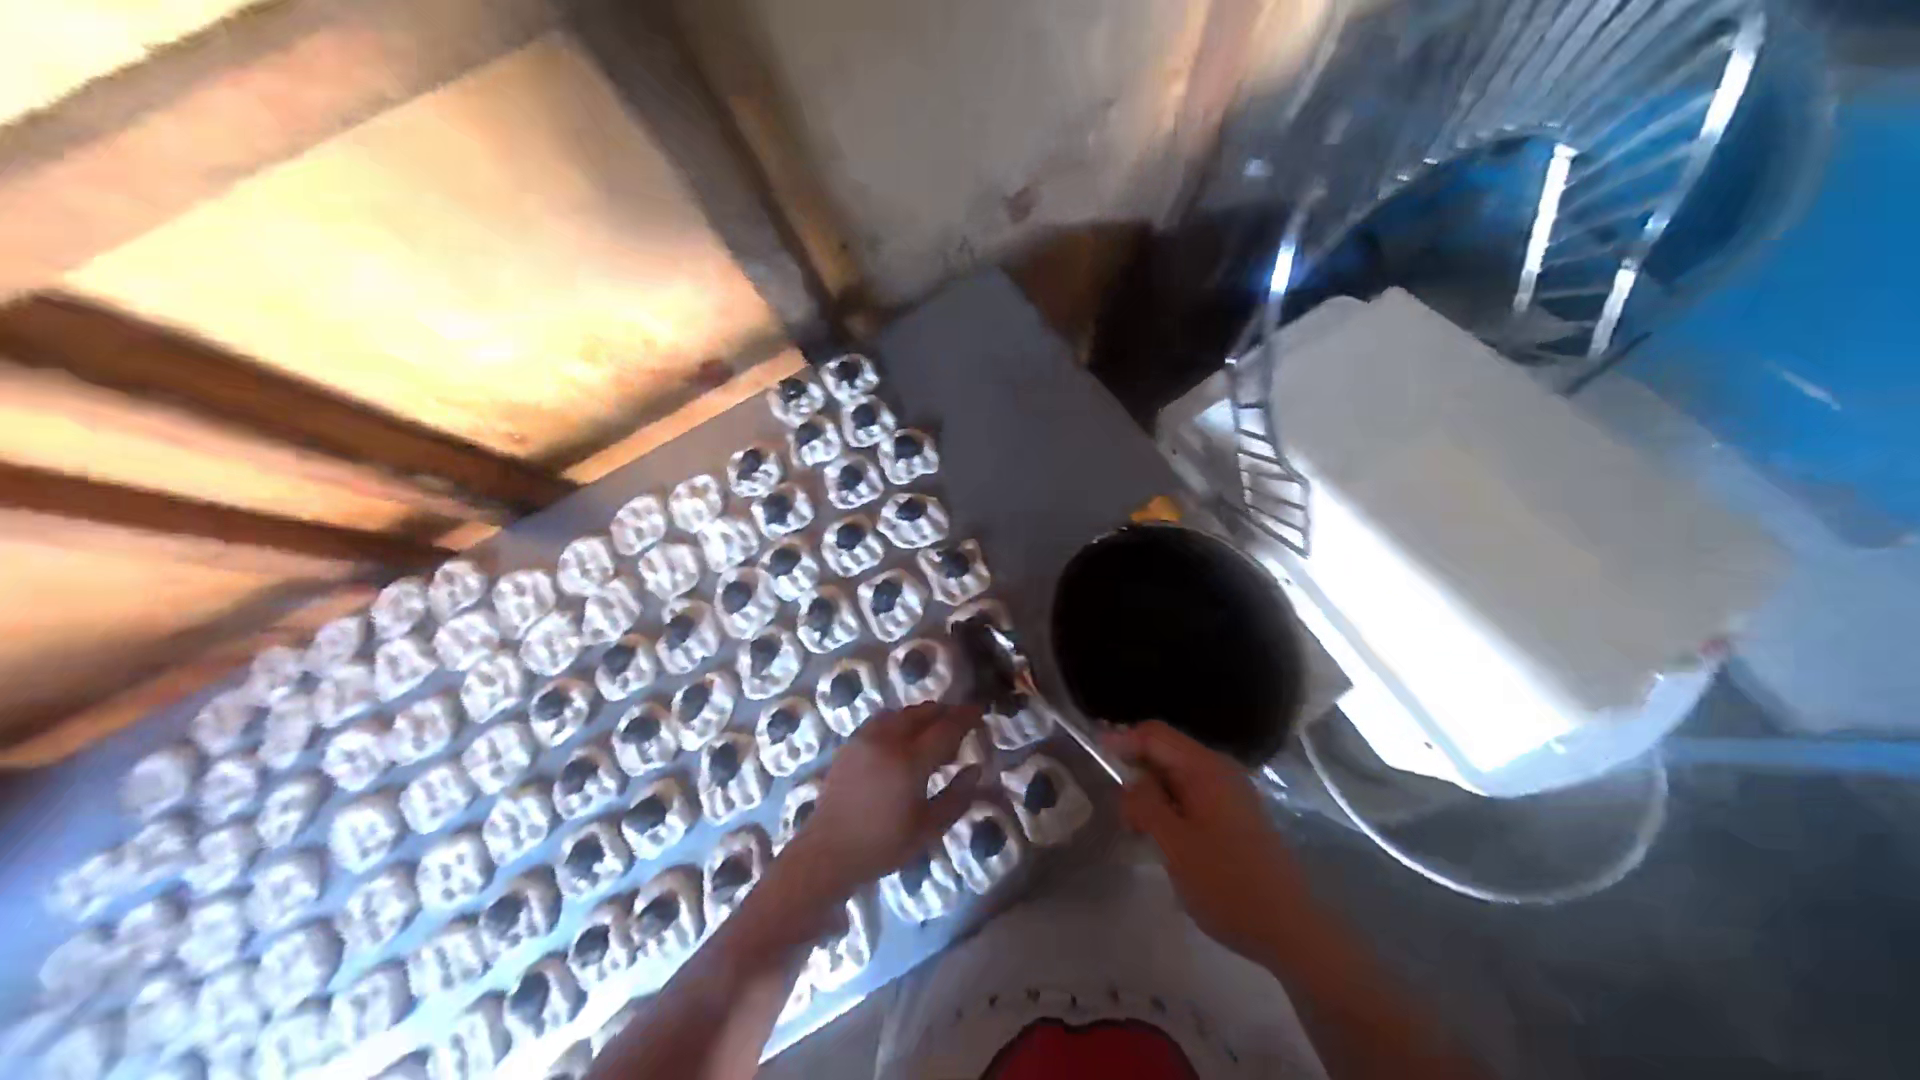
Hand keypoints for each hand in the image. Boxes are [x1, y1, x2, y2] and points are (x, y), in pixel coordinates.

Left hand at [779, 703, 983, 902]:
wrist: (827, 852)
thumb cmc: (883, 845)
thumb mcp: (929, 828)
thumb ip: (957, 796)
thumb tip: (975, 769)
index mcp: (910, 760)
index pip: (946, 727)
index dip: (965, 717)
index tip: (980, 710)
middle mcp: (887, 740)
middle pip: (922, 713)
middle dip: (945, 712)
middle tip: (959, 724)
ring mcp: (865, 739)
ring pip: (900, 713)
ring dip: (921, 715)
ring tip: (933, 732)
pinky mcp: (850, 744)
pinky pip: (881, 720)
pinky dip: (899, 720)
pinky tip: (903, 738)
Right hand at [1106, 720, 1309, 965]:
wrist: (1291, 931)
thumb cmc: (1227, 883)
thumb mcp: (1175, 844)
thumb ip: (1145, 804)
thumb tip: (1130, 782)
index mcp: (1207, 769)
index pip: (1155, 734)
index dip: (1122, 739)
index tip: (1094, 756)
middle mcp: (1221, 773)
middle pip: (1167, 752)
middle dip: (1136, 770)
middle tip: (1115, 805)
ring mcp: (1231, 796)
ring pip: (1178, 777)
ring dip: (1151, 793)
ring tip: (1134, 827)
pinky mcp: (1235, 819)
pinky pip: (1192, 797)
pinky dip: (1169, 807)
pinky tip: (1160, 836)